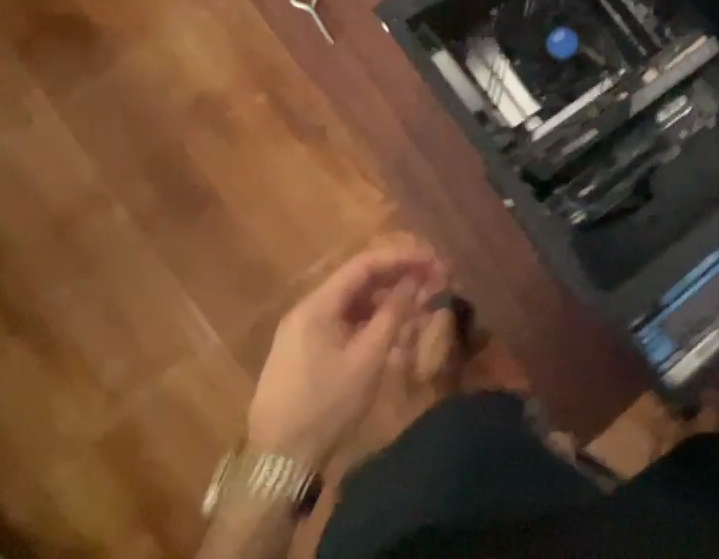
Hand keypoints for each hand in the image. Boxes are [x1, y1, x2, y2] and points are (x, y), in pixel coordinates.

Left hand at [246, 239, 446, 466]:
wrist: (282, 459)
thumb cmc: (327, 404)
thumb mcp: (368, 357)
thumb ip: (393, 313)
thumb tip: (415, 280)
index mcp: (317, 306)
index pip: (364, 264)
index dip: (403, 257)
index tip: (435, 259)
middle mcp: (308, 311)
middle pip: (359, 280)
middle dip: (400, 275)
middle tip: (437, 278)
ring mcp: (306, 331)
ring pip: (355, 301)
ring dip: (390, 297)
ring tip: (424, 300)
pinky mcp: (309, 351)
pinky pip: (347, 321)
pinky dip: (374, 318)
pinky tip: (398, 325)